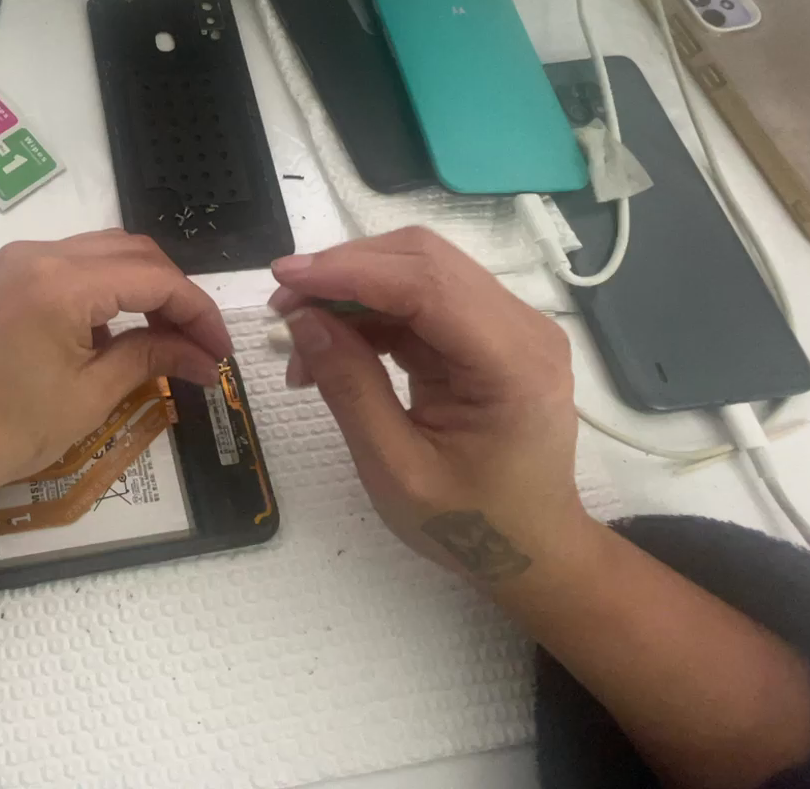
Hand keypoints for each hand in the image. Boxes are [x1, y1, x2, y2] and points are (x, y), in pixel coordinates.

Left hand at [0, 230, 232, 504]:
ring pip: (105, 253)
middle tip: (200, 344)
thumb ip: (152, 358)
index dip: (198, 312)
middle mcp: (40, 254)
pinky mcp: (8, 275)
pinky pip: (74, 265)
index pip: (154, 279)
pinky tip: (118, 330)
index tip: (220, 351)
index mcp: (62, 282)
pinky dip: (107, 289)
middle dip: (175, 294)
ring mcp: (19, 260)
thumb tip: (206, 359)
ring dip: (143, 287)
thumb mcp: (91, 395)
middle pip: (133, 253)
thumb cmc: (9, 430)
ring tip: (168, 338)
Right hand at [270, 227, 591, 582]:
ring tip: (297, 337)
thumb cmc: (468, 523)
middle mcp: (520, 327)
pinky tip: (328, 346)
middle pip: (422, 260)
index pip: (427, 286)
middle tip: (280, 307)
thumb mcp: (394, 468)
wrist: (528, 548)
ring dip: (347, 291)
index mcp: (512, 364)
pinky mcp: (482, 331)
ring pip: (413, 271)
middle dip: (342, 271)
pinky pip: (412, 299)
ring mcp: (504, 324)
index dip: (349, 272)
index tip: (283, 278)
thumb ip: (349, 388)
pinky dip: (362, 314)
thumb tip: (301, 321)